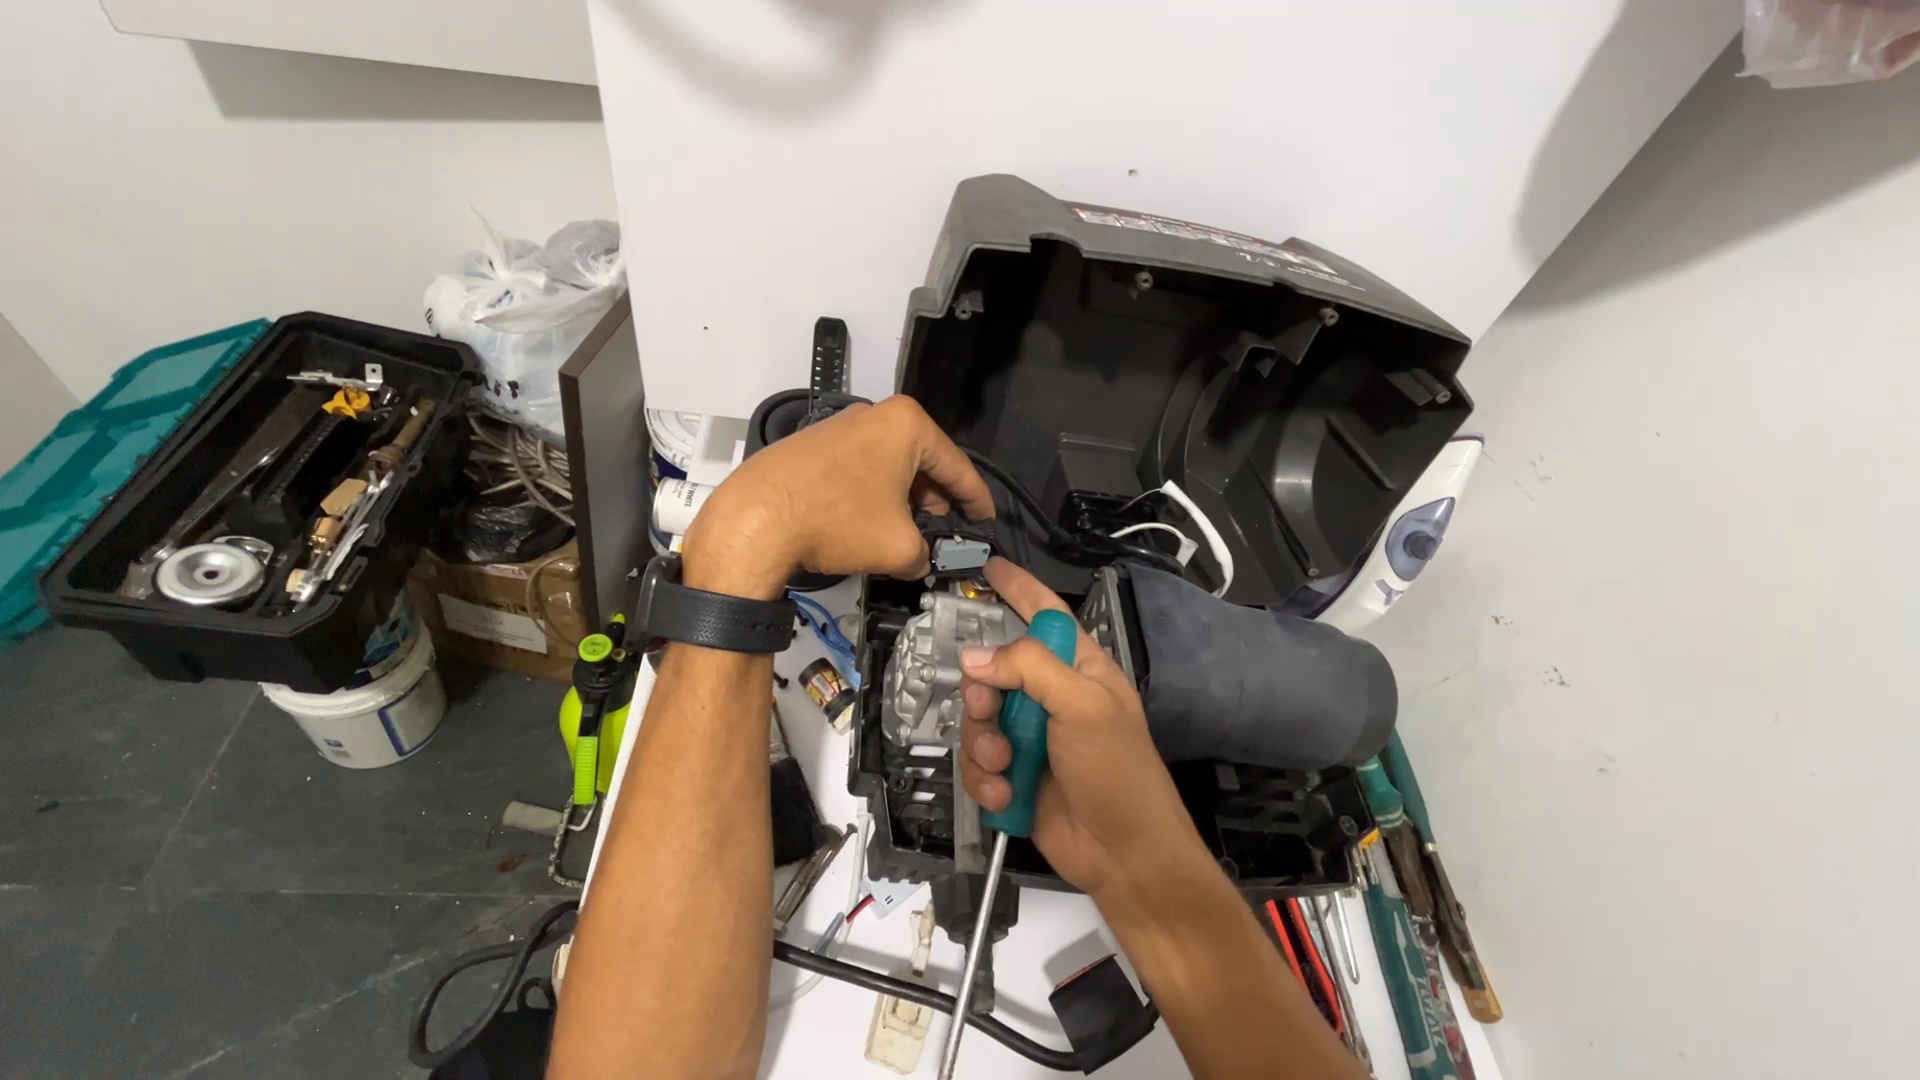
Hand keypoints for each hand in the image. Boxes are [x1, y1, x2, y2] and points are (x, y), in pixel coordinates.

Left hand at [680, 396, 993, 598]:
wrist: (755, 520)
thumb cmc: (837, 522)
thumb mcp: (899, 547)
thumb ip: (924, 553)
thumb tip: (919, 560)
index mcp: (906, 425)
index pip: (957, 466)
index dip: (976, 498)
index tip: (986, 517)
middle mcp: (874, 414)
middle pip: (922, 460)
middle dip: (936, 497)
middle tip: (946, 527)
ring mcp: (839, 425)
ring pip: (888, 464)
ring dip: (902, 498)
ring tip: (908, 530)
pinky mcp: (811, 444)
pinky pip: (858, 468)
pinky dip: (871, 493)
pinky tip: (869, 522)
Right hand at [957, 558, 1215, 905]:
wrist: (1122, 853)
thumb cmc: (1117, 770)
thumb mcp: (1082, 705)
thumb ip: (1029, 669)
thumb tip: (974, 656)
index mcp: (1080, 669)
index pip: (1045, 615)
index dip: (1019, 589)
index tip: (991, 568)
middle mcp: (1051, 697)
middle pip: (993, 671)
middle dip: (983, 692)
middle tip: (987, 708)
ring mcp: (1030, 737)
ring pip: (977, 719)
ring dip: (983, 744)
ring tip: (1005, 766)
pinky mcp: (1013, 775)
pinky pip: (976, 762)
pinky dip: (984, 779)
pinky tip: (1005, 794)